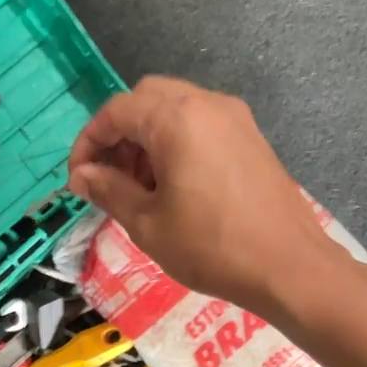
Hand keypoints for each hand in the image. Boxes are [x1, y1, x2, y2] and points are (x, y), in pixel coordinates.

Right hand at [67, 76, 344, 307]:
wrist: (287, 267)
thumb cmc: (209, 246)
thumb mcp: (146, 223)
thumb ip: (108, 190)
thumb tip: (81, 176)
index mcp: (176, 119)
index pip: (116, 111)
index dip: (88, 142)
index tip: (78, 180)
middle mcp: (206, 104)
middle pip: (145, 99)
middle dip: (117, 134)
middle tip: (106, 178)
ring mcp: (233, 118)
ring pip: (173, 108)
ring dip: (145, 138)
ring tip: (137, 188)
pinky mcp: (249, 137)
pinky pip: (199, 124)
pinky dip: (174, 143)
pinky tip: (170, 187)